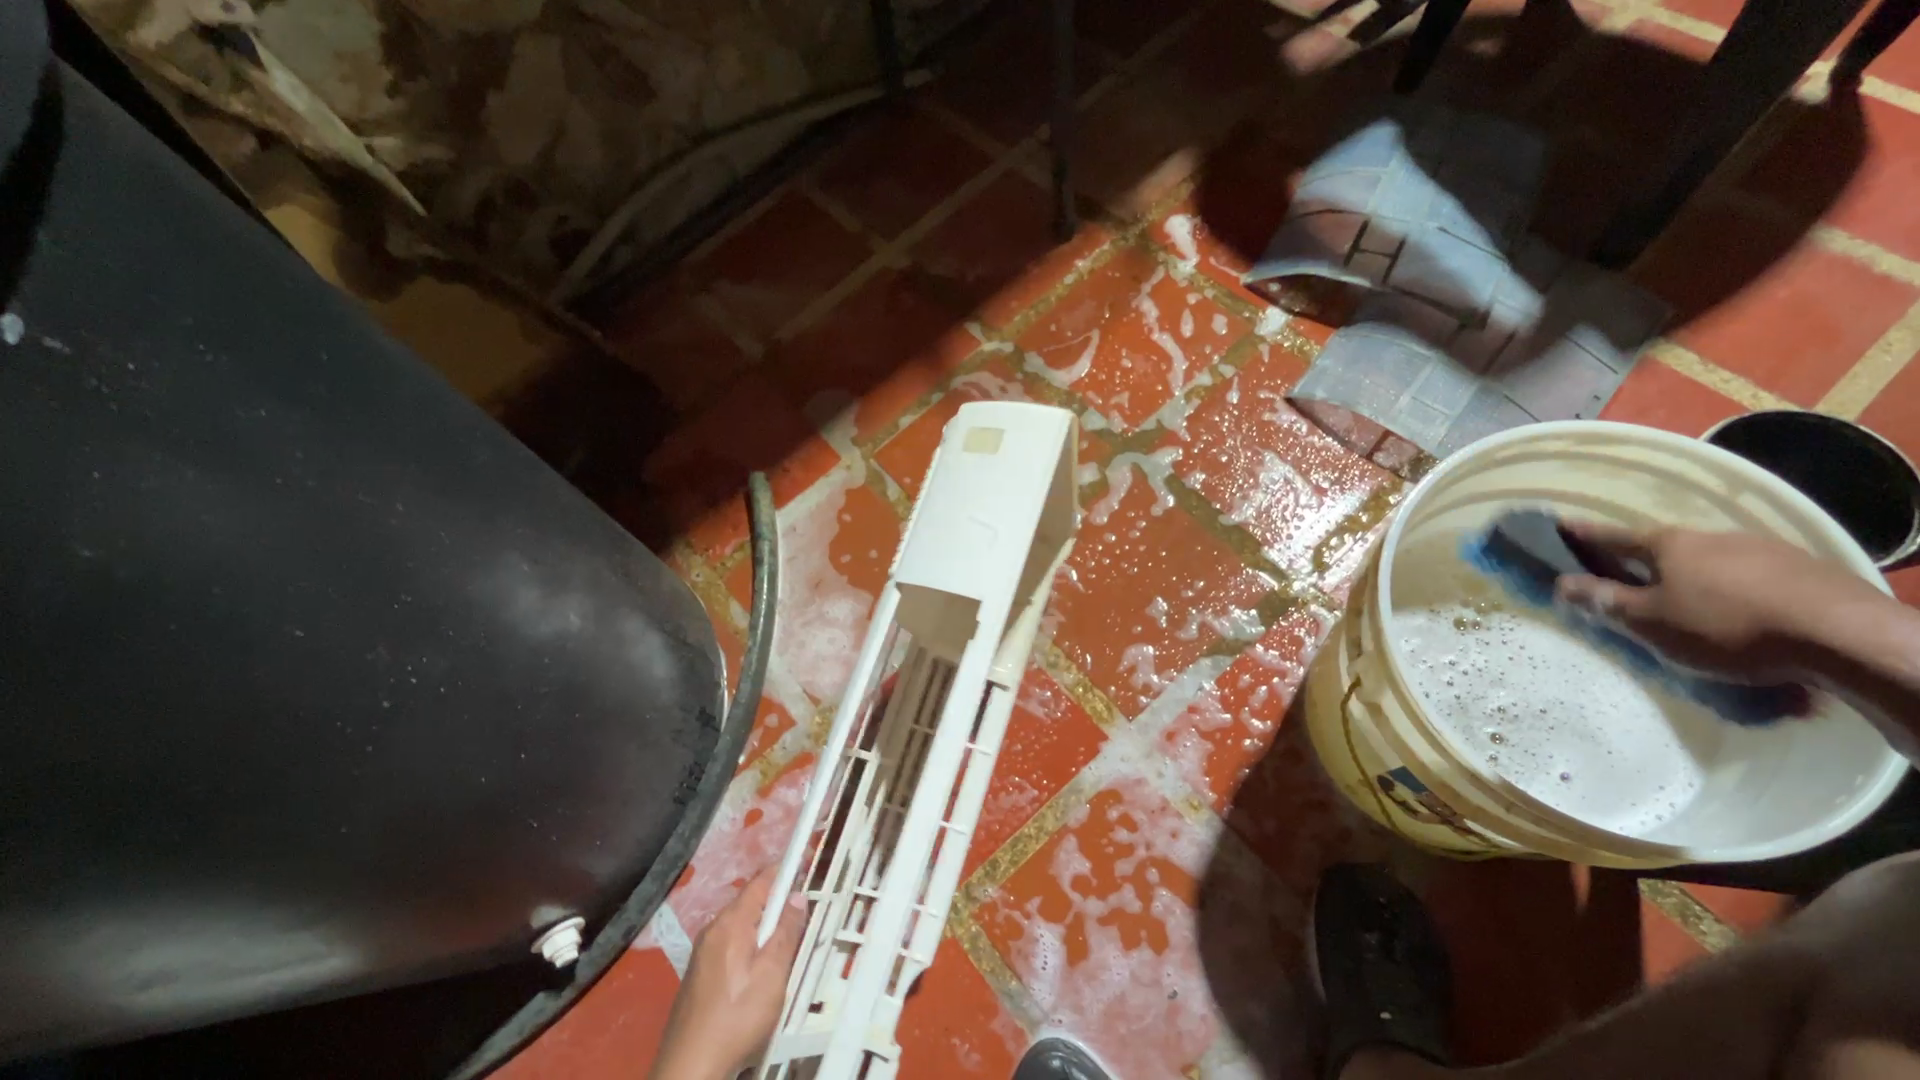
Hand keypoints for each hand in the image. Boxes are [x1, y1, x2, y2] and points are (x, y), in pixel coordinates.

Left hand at [650, 868, 807, 1079]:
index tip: (808, 866)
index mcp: (730, 924)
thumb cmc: (736, 1017)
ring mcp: (702, 953)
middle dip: (778, 902)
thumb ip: (786, 933)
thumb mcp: (772, 975)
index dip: (785, 871)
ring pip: (741, 925)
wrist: (689, 1067)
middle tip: (806, 915)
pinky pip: (731, 945)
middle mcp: (712, 930)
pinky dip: (751, 945)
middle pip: (750, 902)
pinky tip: (762, 970)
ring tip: (790, 944)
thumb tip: (798, 895)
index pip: (760, 882)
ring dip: (766, 927)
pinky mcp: (700, 975)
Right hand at [1552, 524, 1880, 682]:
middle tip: (1631, 580)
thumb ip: (1607, 601)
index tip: (1561, 525)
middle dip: (1646, 563)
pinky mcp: (1802, 569)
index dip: (1586, 534)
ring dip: (1695, 578)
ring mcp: (1762, 549)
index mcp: (1669, 545)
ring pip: (1711, 562)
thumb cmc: (1726, 626)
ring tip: (1692, 606)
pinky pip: (1750, 576)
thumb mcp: (1652, 621)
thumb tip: (1561, 583)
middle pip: (1666, 548)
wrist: (1841, 634)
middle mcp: (1712, 536)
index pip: (1614, 537)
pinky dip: (1734, 590)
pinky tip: (1743, 613)